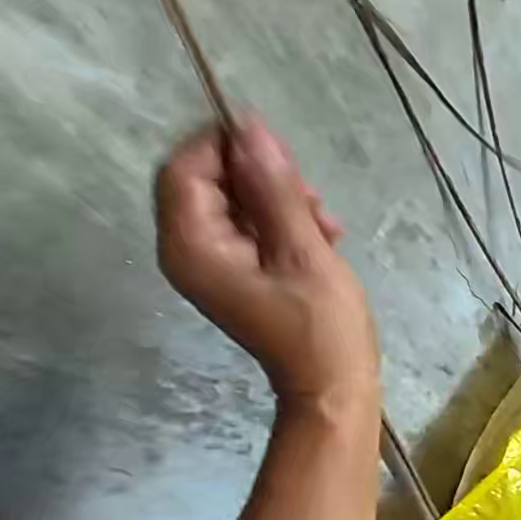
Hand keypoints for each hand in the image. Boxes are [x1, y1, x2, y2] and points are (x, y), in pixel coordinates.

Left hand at [154, 118, 377, 403]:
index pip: (186, 170)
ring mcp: (214, 268)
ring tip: (328, 223)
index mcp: (193, 247)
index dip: (225, 147)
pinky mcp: (239, 278)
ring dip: (281, 204)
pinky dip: (283, 228)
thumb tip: (252, 129)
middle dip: (261, 181)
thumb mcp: (306, 254)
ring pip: (235, 208)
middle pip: (208, 186)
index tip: (279, 150)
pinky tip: (323, 237)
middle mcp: (189, 253)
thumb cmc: (323, 329)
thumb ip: (276, 191)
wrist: (334, 390)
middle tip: (313, 197)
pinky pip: (250, 234)